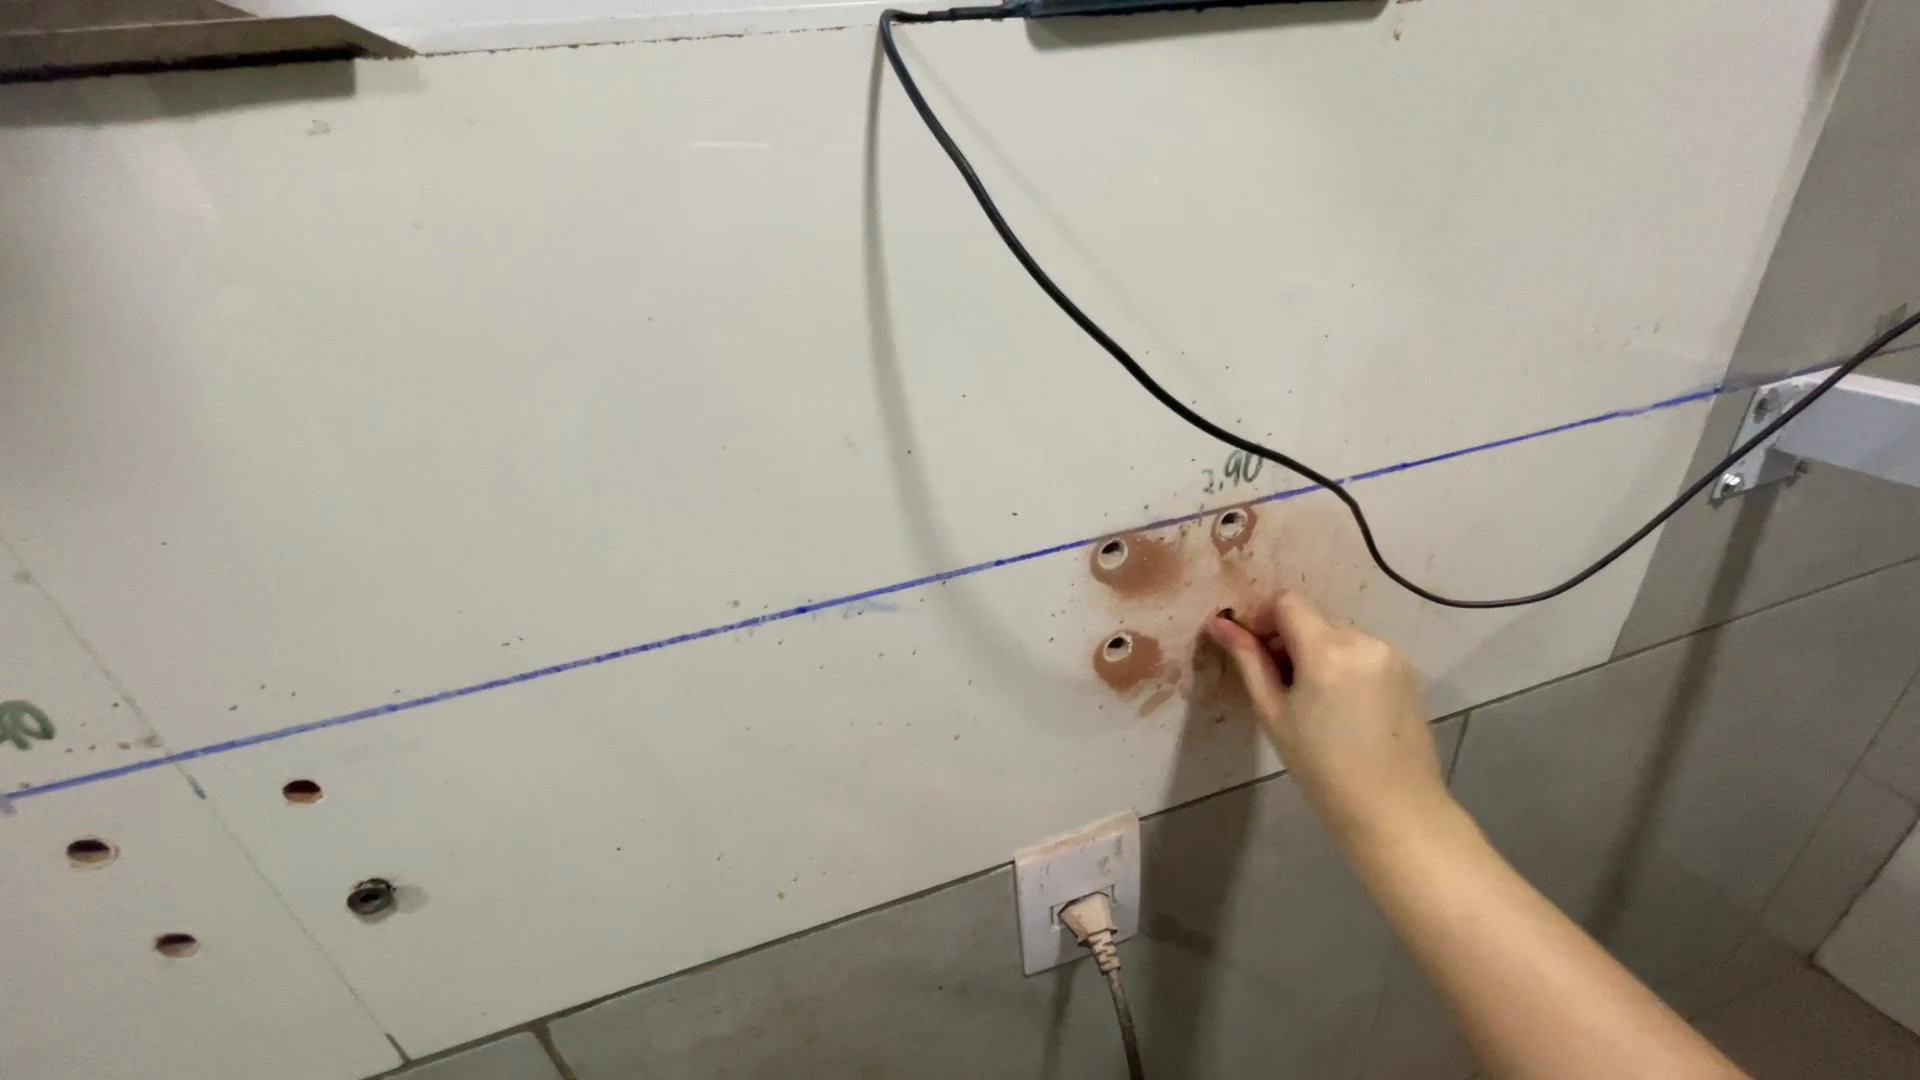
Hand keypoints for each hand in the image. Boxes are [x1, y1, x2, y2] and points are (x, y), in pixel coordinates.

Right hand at [1205, 593, 1451, 849]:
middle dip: (1287, 639)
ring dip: (1315, 651)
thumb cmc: (1320, 766)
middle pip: (1311, 618)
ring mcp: (1390, 653)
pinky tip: (1338, 704)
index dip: (1261, 619)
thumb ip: (1248, 660)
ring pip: (1336, 633)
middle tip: (1277, 683)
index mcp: (1327, 650)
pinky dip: (1341, 663)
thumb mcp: (1273, 712)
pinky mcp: (1406, 670)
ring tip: (1310, 698)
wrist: (1392, 808)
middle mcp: (1363, 640)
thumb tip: (1218, 623)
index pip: (1286, 603)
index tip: (1252, 651)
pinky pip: (1360, 650)